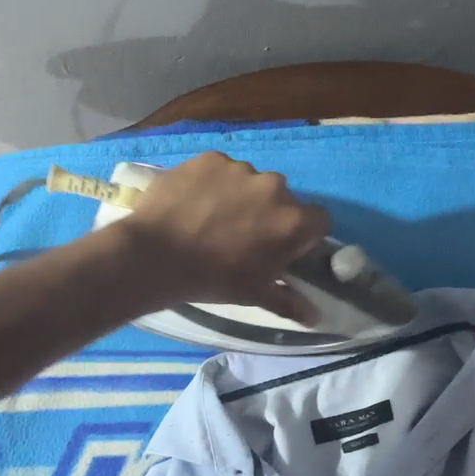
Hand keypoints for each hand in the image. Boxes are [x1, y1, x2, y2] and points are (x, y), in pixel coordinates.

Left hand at [118, 152, 332, 322]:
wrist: (155, 255)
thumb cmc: (213, 278)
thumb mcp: (254, 294)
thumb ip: (289, 301)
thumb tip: (315, 317)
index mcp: (293, 221)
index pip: (319, 221)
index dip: (304, 235)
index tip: (284, 248)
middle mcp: (274, 186)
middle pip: (283, 199)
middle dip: (269, 214)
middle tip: (243, 236)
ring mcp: (240, 168)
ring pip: (250, 182)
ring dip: (240, 197)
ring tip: (212, 219)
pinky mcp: (210, 158)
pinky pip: (221, 170)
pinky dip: (213, 184)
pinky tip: (193, 203)